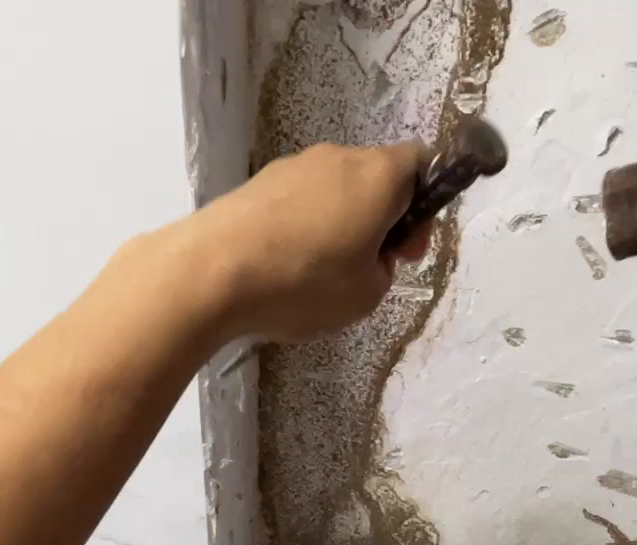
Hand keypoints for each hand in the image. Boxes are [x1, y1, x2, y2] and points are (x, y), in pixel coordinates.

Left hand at [177, 141, 430, 342]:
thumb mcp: (366, 296)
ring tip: (311, 279)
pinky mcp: (256, 185)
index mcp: (379, 174)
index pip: (422, 165)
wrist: (212, 272)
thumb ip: (383, 272)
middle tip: (361, 273)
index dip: (424, 208)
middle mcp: (338, 156)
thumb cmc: (303, 282)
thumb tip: (368, 258)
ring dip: (334, 229)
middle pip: (373, 181)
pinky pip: (294, 206)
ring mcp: (292, 167)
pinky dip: (298, 232)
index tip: (404, 252)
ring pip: (331, 194)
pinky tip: (279, 271)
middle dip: (376, 223)